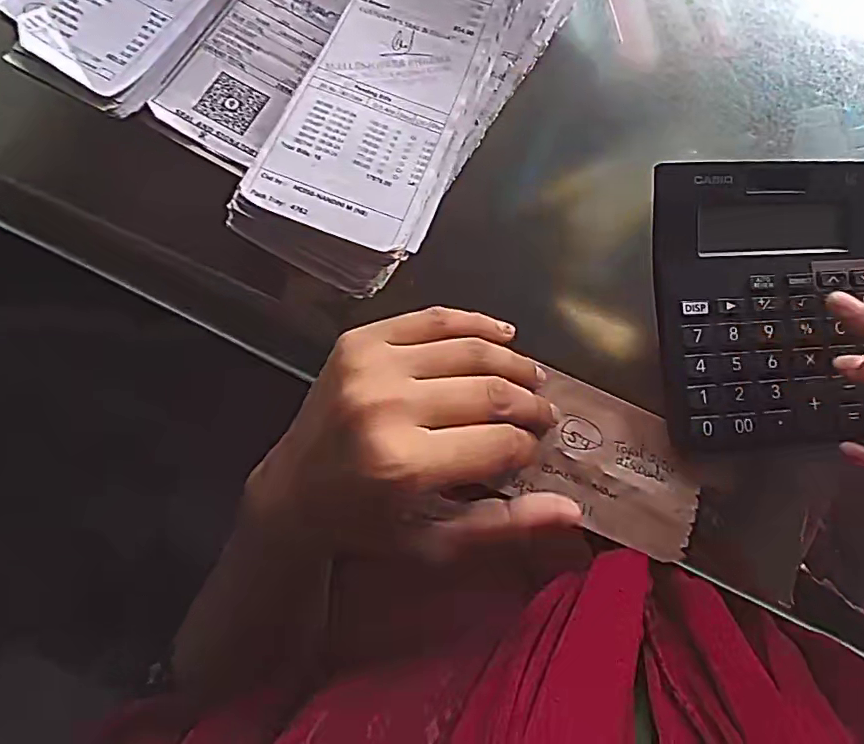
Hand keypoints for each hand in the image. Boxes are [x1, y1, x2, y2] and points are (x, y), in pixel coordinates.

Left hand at [246, 306, 581, 562]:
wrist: (292, 492)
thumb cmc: (367, 524)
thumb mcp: (435, 543)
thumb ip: (505, 525)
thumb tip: (572, 509)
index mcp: (401, 466)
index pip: (499, 442)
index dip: (530, 444)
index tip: (538, 447)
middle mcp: (385, 408)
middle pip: (490, 391)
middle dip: (529, 404)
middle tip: (545, 412)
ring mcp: (370, 366)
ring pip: (470, 350)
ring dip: (514, 362)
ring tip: (532, 377)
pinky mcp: (361, 340)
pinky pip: (436, 319)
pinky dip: (477, 323)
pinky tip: (504, 335)